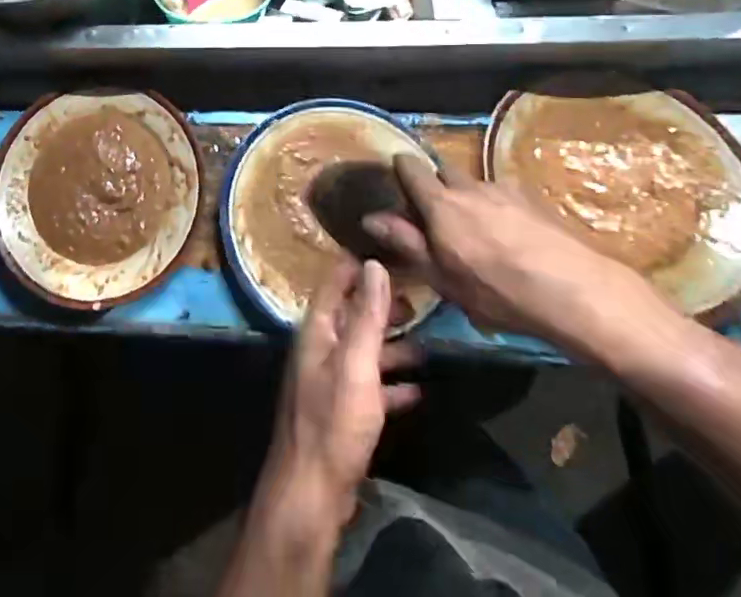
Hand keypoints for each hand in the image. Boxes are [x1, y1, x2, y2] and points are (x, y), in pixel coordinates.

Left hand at [263, 259, 421, 528]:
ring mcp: (330, 381)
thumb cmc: (334, 420)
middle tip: (420, 300)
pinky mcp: (342, 411)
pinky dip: (392, 383)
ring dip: (391, 345)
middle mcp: (319, 350)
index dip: (358, 267)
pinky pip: (370, 386)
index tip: (391, 253)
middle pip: (352, 317)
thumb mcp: (356, 364)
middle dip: (381, 306)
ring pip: (363, 351)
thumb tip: (375, 265)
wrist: (313, 487)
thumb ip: (367, 316)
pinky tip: (420, 389)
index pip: (334, 285)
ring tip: (427, 340)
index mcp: (317, 332)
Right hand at [361, 156, 676, 356]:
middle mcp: (471, 186)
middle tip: (435, 214)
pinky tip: (511, 237)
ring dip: (469, 198)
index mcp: (440, 203)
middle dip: (436, 184)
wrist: (579, 292)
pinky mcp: (537, 201)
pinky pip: (505, 196)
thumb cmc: (497, 291)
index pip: (411, 167)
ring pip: (476, 185)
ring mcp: (507, 190)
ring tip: (477, 231)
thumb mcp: (442, 276)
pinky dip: (498, 209)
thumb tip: (370, 216)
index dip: (401, 169)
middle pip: (444, 171)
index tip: (397, 180)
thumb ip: (406, 242)